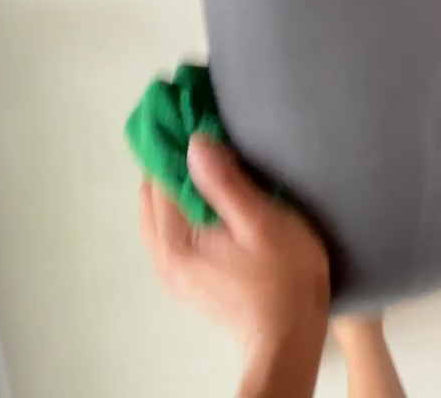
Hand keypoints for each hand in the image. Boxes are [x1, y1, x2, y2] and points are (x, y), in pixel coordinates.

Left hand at [139, 137, 330, 359]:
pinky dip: (180, 200)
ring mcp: (171, 270)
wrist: (288, 334)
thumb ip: (227, 183)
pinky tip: (206, 189)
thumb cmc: (284, 274)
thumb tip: (196, 142)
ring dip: (174, 178)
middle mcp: (162, 256)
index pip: (159, 176)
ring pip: (158, 210)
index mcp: (176, 240)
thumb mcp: (263, 221)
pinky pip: (169, 226)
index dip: (172, 139)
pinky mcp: (185, 277)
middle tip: (198, 123)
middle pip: (152, 192)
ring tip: (204, 150)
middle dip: (170, 155)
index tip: (188, 106)